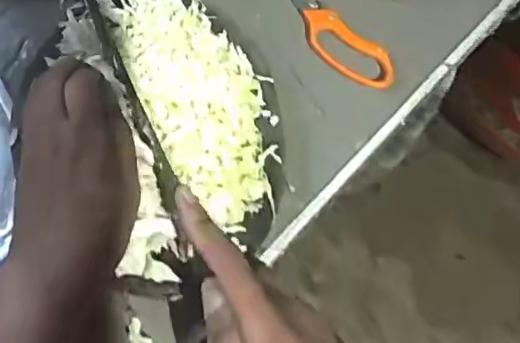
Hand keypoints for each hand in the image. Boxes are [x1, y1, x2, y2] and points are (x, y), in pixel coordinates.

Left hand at [4, 57, 137, 298]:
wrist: (51, 266)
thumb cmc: (100, 227)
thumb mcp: (127, 179)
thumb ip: (118, 133)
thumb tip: (110, 103)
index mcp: (84, 133)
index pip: (84, 79)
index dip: (96, 76)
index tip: (108, 85)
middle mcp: (53, 127)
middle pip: (54, 75)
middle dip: (72, 68)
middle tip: (90, 77)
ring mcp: (32, 137)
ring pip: (37, 87)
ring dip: (54, 79)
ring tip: (73, 87)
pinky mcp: (21, 150)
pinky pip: (31, 107)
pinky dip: (44, 98)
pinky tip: (58, 111)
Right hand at [178, 189, 338, 342]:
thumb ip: (224, 337)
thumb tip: (213, 292)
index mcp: (271, 327)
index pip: (230, 264)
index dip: (203, 229)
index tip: (184, 192)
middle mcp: (301, 315)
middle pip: (253, 284)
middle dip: (228, 286)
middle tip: (204, 300)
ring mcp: (323, 327)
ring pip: (275, 304)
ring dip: (254, 312)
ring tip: (237, 330)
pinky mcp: (335, 338)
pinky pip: (296, 323)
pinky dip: (276, 329)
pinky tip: (270, 340)